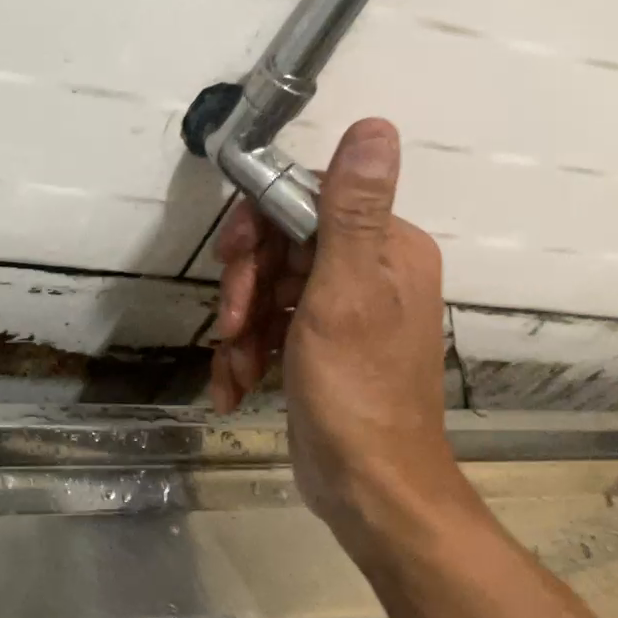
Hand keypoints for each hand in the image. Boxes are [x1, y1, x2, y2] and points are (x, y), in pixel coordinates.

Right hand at [208, 119, 470, 538]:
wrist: (370, 490)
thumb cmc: (357, 391)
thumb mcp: (345, 294)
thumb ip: (351, 211)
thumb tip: (376, 126)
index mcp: (387, 249)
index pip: (307, 201)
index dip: (259, 227)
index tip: (231, 260)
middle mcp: (370, 272)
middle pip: (282, 247)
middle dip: (246, 287)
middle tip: (230, 325)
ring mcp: (343, 312)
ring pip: (268, 291)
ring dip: (240, 329)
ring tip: (233, 367)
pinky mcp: (319, 348)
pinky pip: (271, 330)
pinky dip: (247, 356)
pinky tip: (233, 388)